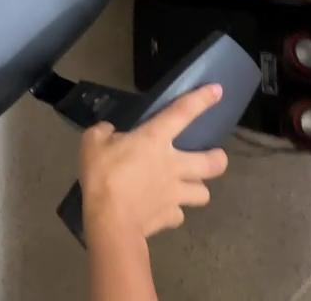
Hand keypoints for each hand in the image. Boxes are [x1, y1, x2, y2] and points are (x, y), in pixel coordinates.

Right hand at [78, 84, 229, 244]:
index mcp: (155, 140)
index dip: (201, 99)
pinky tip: (161, 207)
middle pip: (212, 162)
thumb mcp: (92, 141)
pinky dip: (173, 209)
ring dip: (196, 187)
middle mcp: (174, 165)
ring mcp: (177, 194)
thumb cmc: (103, 174)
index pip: (182, 113)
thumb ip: (104, 131)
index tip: (218, 90)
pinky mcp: (172, 216)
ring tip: (185, 186)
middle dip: (217, 158)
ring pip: (203, 192)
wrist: (111, 220)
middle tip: (214, 156)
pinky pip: (178, 212)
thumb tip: (112, 132)